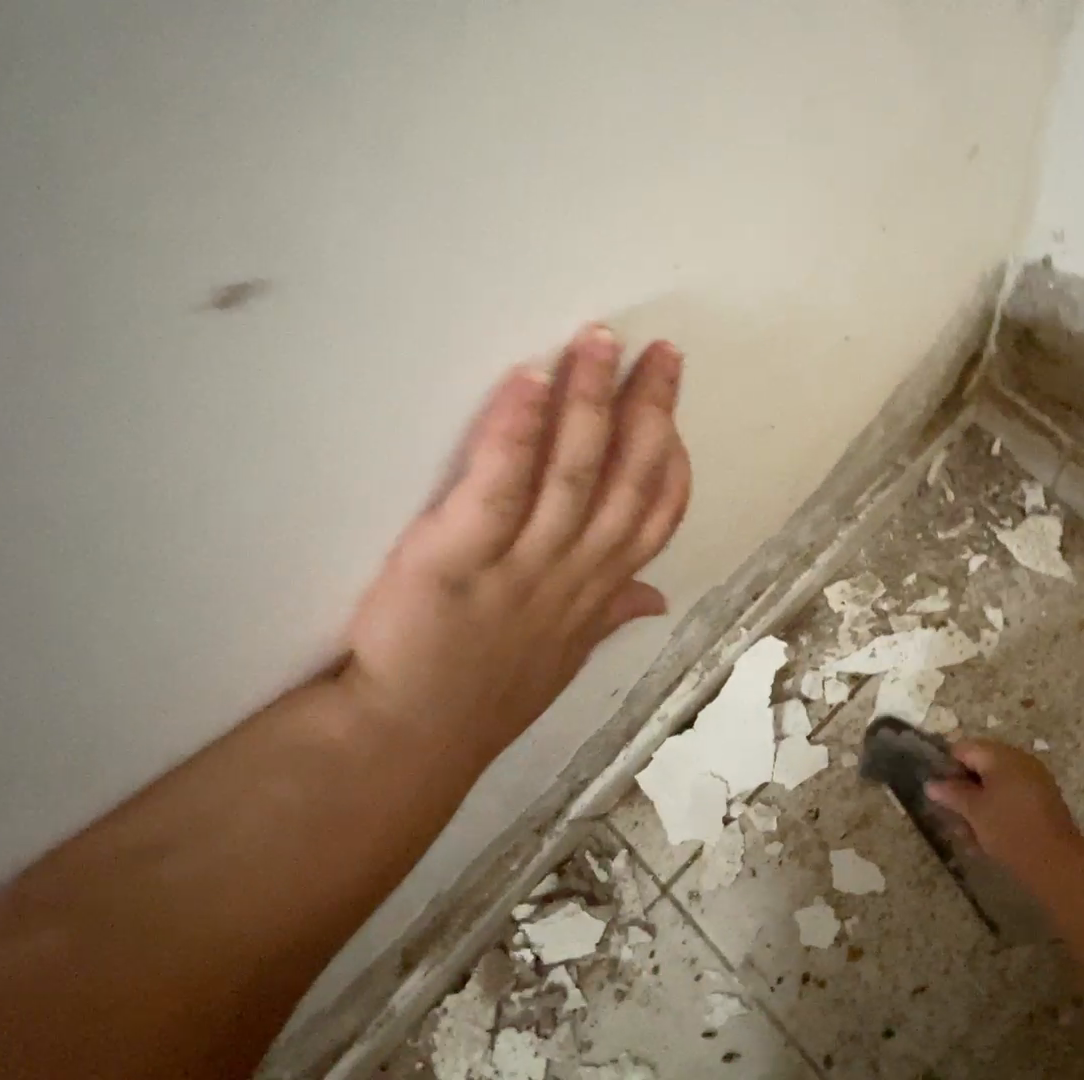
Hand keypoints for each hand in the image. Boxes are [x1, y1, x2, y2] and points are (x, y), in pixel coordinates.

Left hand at [340, 324, 691, 753]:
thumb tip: (658, 597)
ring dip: (591, 401)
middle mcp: (576, 570)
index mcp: (599, 589)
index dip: (674, 461)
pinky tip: (529, 380)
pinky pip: (499, 485)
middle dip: (650, 411)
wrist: (407, 737)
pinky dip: (517, 431)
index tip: (675, 415)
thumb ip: (613, 614)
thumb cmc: (489, 694)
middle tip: (661, 351)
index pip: (656, 516)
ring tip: (599, 342)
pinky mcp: (460, 556)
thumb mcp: (567, 657)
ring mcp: (523, 564)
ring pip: (574, 472)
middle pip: (628, 479)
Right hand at [926, 739, 1083, 889]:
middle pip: (981, 763)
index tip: (939, 792)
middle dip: (964, 786)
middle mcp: (1019, 759)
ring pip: (996, 781)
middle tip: (952, 811)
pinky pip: (1012, 794)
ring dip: (979, 800)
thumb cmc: (1009, 829)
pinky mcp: (1043, 798)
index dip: (947, 767)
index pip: (963, 748)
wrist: (1057, 861)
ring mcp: (1034, 777)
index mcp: (1001, 755)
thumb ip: (951, 793)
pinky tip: (989, 832)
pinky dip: (997, 807)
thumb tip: (931, 783)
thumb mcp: (973, 811)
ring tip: (968, 829)